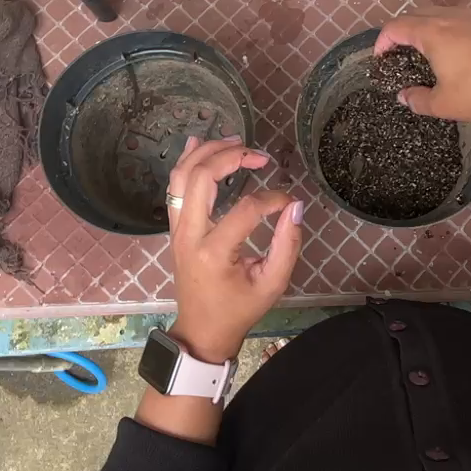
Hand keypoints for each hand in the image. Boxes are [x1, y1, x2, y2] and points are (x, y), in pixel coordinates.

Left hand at [164, 135, 303, 362]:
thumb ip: (287, 245)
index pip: (246, 209)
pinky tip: (200, 143)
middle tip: (260, 155)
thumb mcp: (272, 284)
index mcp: (214, 252)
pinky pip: (174, 187)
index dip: (273, 199)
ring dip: (206, 152)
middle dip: (232, 158)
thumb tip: (295, 207)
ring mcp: (177, 229)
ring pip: (181, 176)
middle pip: (201, 178)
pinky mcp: (175, 227)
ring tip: (235, 141)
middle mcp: (189, 235)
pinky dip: (186, 162)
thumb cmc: (239, 309)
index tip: (290, 202)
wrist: (202, 330)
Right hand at [375, 6, 470, 158]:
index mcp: (432, 32)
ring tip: (420, 50)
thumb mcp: (443, 104)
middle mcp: (449, 17)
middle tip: (396, 53)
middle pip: (414, 14)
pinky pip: (453, 18)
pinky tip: (449, 50)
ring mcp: (470, 18)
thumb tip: (403, 96)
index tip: (378, 59)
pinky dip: (441, 28)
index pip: (395, 27)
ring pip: (436, 12)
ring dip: (421, 26)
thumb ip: (418, 99)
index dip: (382, 41)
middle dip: (399, 31)